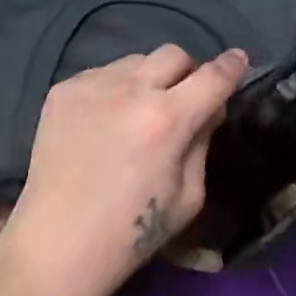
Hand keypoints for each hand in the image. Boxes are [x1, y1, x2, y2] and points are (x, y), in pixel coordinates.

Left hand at [0, 44, 249, 295]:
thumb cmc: (130, 233)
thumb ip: (202, 143)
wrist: (57, 241)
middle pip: (173, 54)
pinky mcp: (63, 88)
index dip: (231, 66)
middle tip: (185, 98)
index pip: (212, 77)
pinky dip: (114, 88)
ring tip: (139, 113)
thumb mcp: (187, 198)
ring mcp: (91, 83)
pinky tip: (105, 122)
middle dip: (189, 71)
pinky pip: (102, 73)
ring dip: (149, 78)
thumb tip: (208, 108)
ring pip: (135, 60)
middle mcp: (129, 89)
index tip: (239, 59)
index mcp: (167, 120)